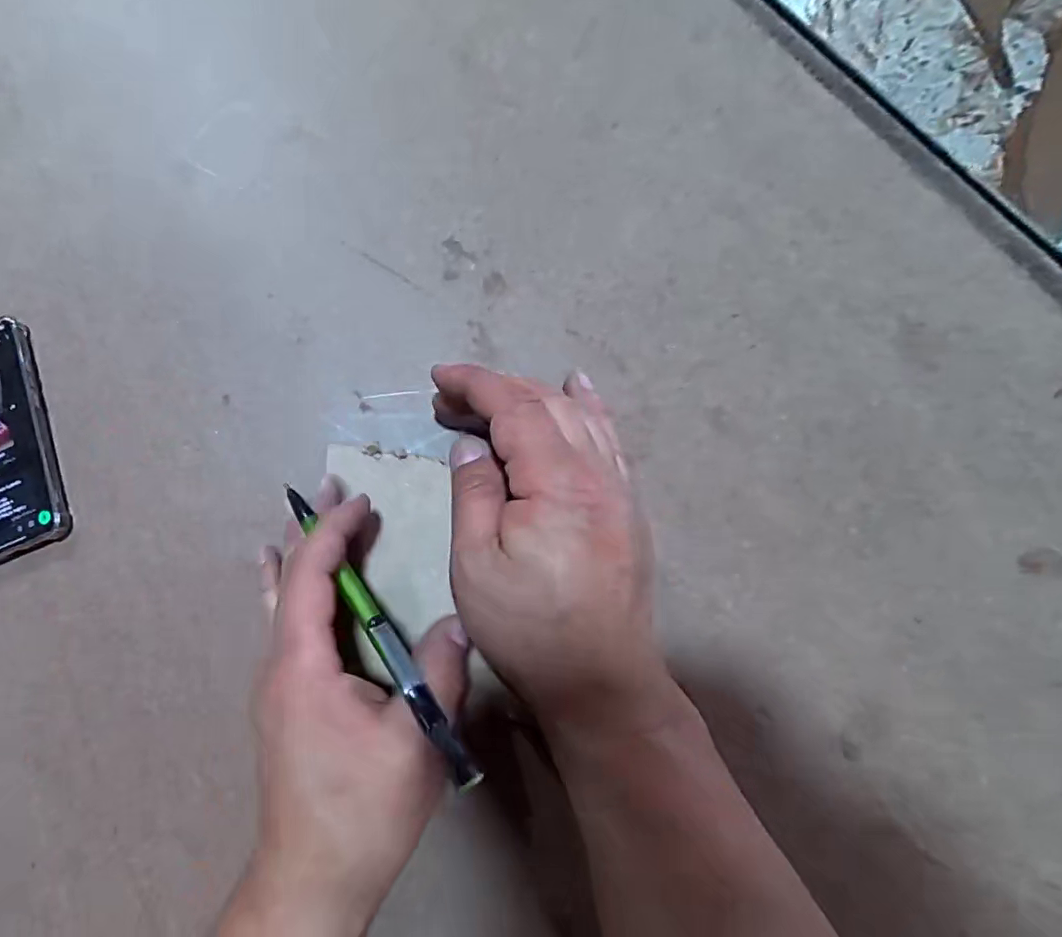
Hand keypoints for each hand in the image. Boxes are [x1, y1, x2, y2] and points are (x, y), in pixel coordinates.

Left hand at [219, 479, 470, 936]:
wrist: (310, 869)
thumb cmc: (362, 808)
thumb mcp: (414, 744)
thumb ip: (438, 677)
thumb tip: (457, 623)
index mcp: (301, 660)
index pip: (311, 574)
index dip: (333, 532)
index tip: (359, 501)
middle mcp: (276, 660)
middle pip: (287, 578)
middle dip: (308, 530)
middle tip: (326, 489)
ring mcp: (271, 680)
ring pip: (278, 601)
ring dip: (295, 558)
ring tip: (300, 520)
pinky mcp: (279, 699)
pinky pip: (280, 627)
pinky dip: (287, 592)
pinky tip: (280, 586)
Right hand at [432, 364, 669, 735]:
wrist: (599, 683)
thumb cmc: (526, 626)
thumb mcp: (475, 561)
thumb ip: (473, 491)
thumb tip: (471, 442)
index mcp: (558, 485)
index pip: (516, 410)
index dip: (475, 385)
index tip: (437, 378)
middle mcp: (598, 476)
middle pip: (547, 405)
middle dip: (494, 390)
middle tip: (445, 400)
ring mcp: (618, 490)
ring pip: (578, 416)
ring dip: (530, 395)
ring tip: (489, 397)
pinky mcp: (624, 508)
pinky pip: (608, 439)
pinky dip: (585, 407)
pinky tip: (577, 389)